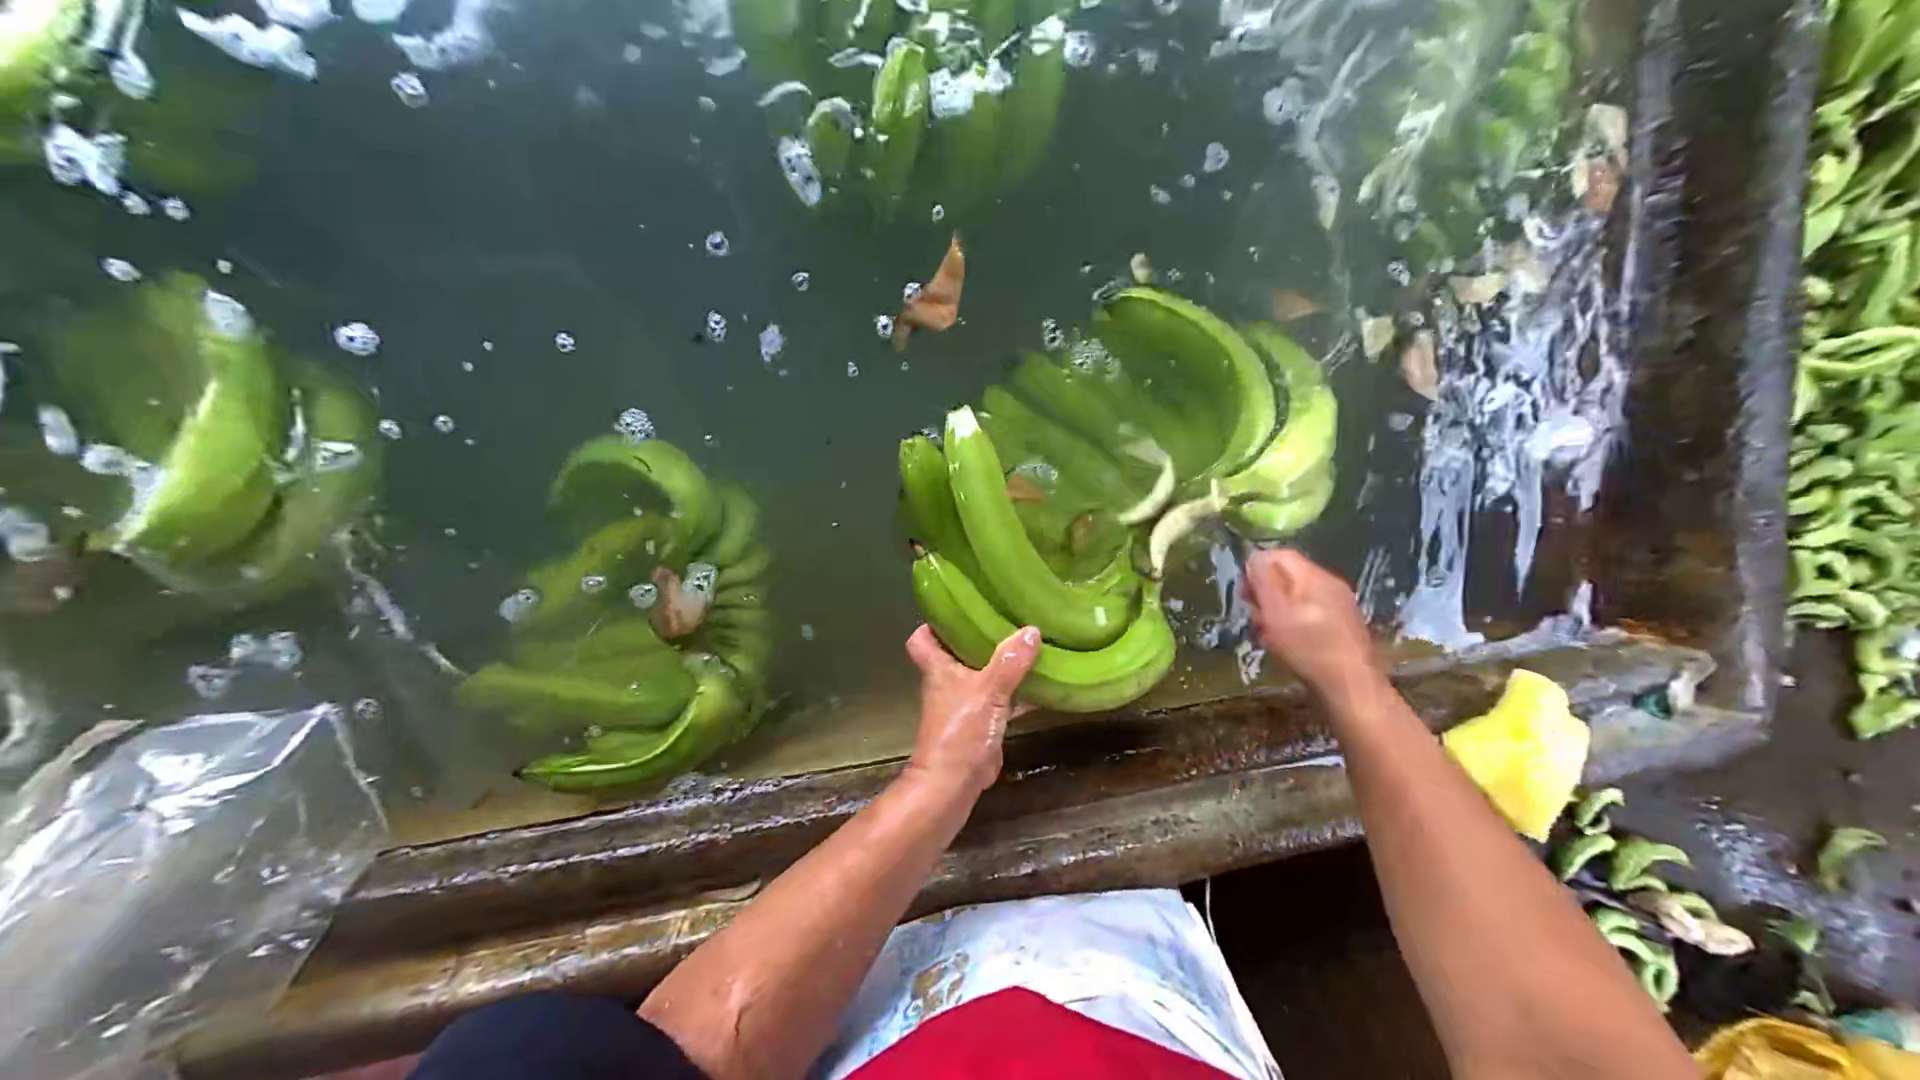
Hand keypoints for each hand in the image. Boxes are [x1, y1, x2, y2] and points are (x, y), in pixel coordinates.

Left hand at [903, 623, 1040, 796]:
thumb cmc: (960, 730)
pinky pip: (1000, 699)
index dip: (934, 623)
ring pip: (981, 675)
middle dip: (978, 637)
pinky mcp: (980, 723)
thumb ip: (1009, 662)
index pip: (922, 638)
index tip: (960, 609)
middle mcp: (947, 683)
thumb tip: (1031, 630)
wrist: (953, 783)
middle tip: (1006, 619)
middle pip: (957, 652)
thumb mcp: (988, 691)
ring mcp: (963, 704)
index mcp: (938, 668)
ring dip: (1000, 664)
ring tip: (1028, 644)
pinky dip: (1016, 691)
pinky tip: (1041, 684)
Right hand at [1245, 549, 1379, 700]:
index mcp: (1314, 576)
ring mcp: (1337, 606)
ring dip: (1274, 611)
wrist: (1351, 686)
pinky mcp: (1340, 627)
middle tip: (1253, 615)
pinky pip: (1307, 614)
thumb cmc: (1308, 646)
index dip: (1256, 567)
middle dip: (1264, 592)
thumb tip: (1253, 557)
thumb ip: (1263, 581)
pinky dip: (1290, 624)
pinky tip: (1284, 644)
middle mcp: (1329, 584)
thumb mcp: (1276, 611)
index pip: (1279, 555)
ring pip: (1295, 597)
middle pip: (1287, 575)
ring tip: (1265, 634)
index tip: (1244, 592)